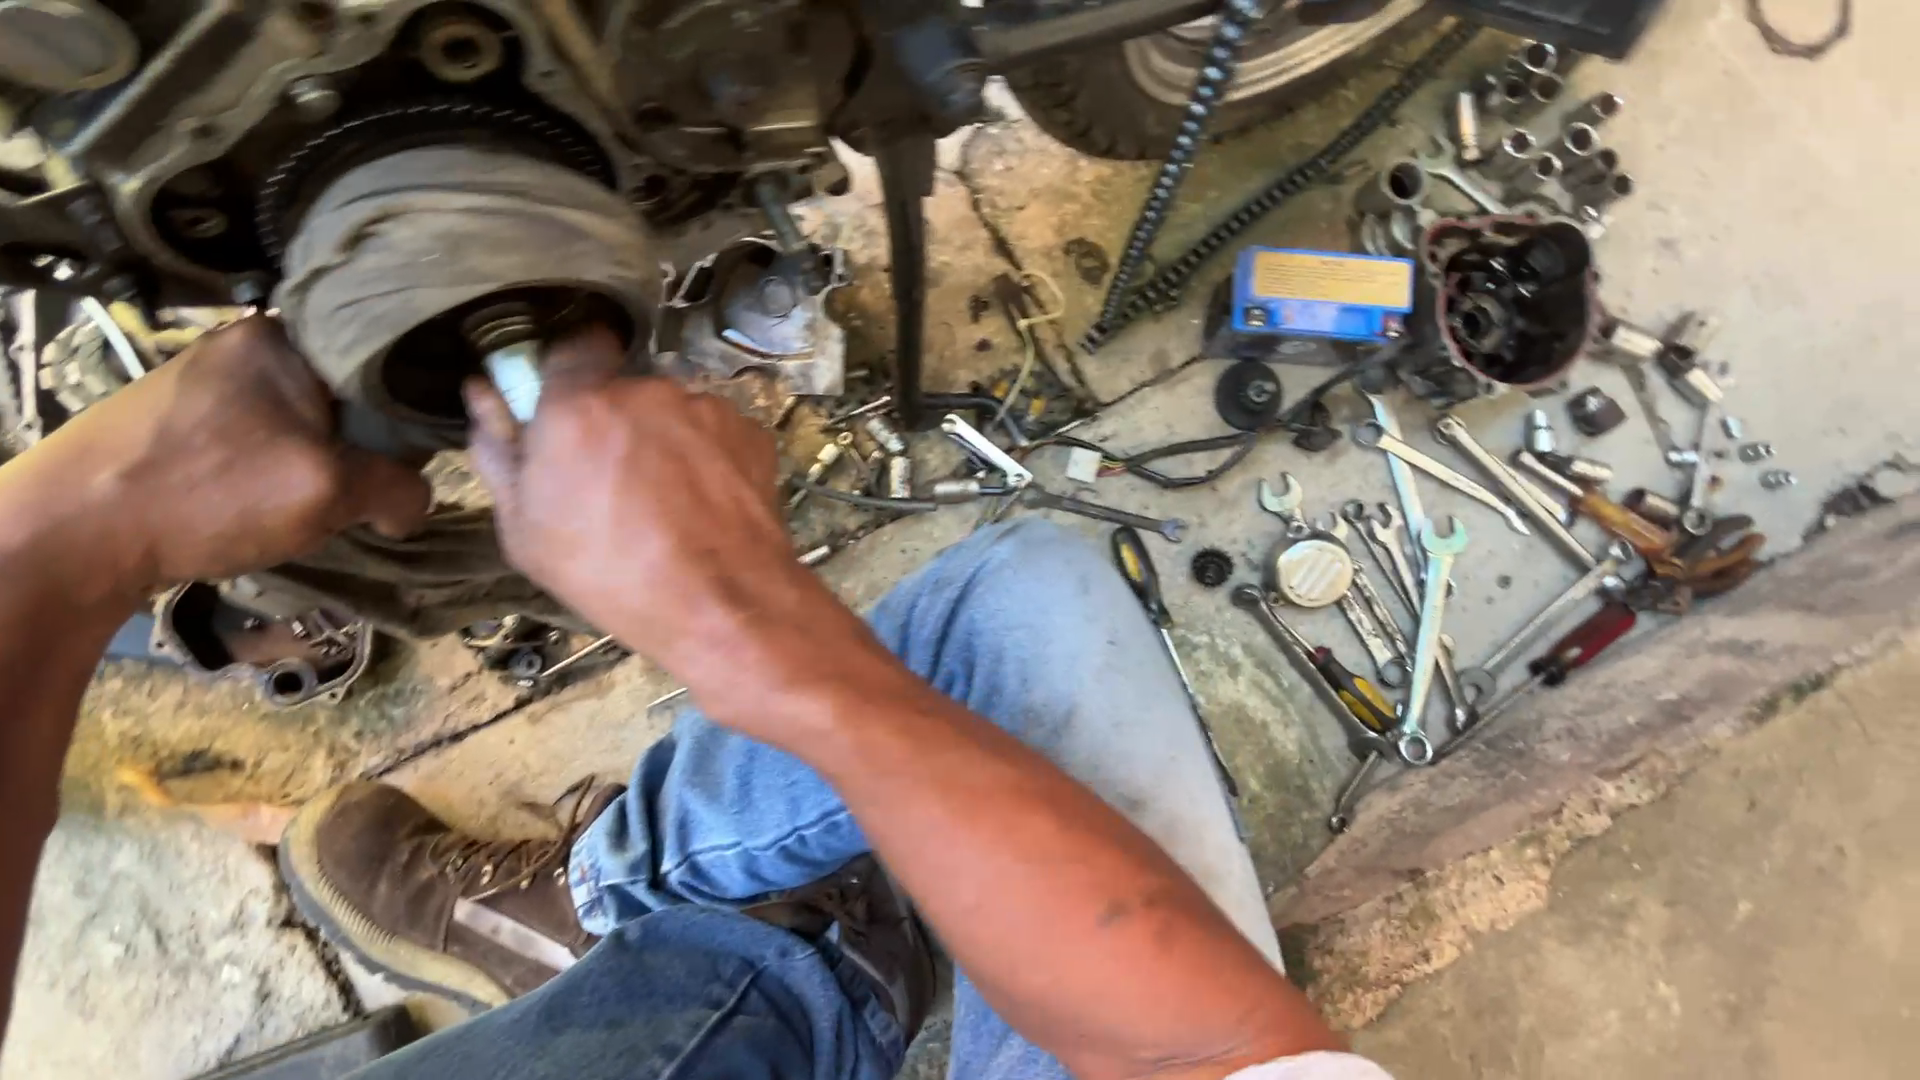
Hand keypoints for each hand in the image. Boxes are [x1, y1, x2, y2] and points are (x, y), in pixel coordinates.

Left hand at [2, 315, 429, 601]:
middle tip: (374, 487)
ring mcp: (220, 384)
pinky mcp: (199, 421)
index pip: (388, 364)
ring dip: (338, 464)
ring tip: (329, 499)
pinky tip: (288, 499)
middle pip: (357, 396)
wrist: (70, 538)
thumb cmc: (207, 493)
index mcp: (281, 339)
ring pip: (322, 422)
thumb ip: (400, 489)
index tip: (428, 457)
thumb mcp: (331, 491)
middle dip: (375, 446)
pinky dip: (300, 470)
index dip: (419, 413)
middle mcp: (249, 348)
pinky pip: (282, 438)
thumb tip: (411, 509)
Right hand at [464, 326, 873, 710]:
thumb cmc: (613, 575)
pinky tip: (706, 502)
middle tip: (619, 478)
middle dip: (619, 421)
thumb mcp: (526, 530)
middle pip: (626, 388)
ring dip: (667, 439)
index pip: (571, 345)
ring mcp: (708, 408)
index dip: (570, 371)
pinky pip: (716, 432)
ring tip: (670, 500)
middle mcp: (649, 391)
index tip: (571, 404)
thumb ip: (500, 452)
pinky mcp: (752, 430)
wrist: (723, 602)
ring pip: (675, 411)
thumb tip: (485, 397)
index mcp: (580, 405)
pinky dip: (709, 457)